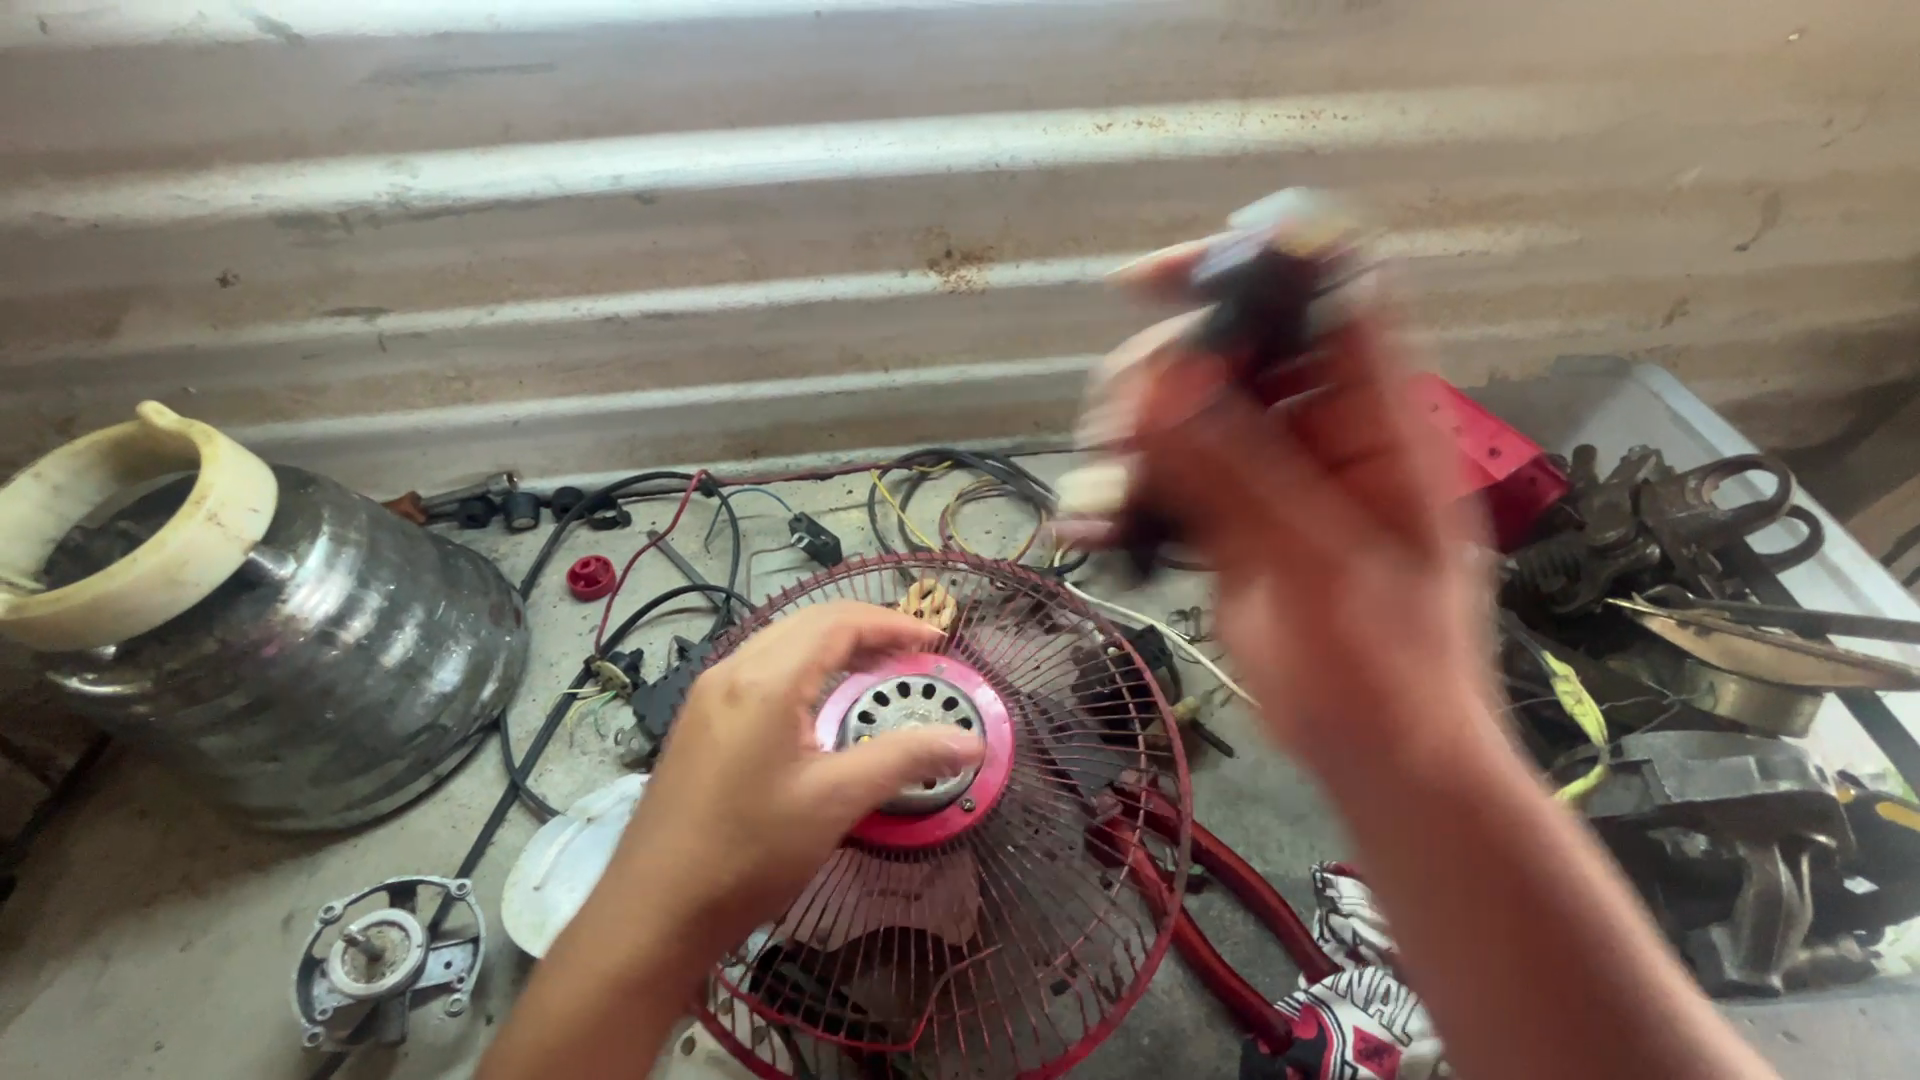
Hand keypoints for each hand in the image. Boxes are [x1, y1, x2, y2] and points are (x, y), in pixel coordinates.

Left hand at [606, 601, 986, 956]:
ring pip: (782, 642)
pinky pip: (761, 667)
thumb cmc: (749, 853)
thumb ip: (905, 760)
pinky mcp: (699, 719)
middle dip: (866, 628)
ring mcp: (708, 694)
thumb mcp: (835, 802)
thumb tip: (971, 743)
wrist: (653, 912)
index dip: (892, 624)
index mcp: (765, 679)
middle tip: (913, 652)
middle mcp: (732, 670)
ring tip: (877, 669)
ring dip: (833, 644)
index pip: (837, 623)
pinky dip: (804, 666)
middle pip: (809, 623)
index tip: (936, 640)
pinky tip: (821, 700)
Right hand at [1067, 221, 1501, 781]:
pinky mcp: (1228, 523)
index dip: (1245, 266)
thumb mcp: (1321, 570)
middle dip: (1155, 379)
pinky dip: (1124, 497)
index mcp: (1377, 423)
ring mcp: (1268, 479)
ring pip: (1182, 417)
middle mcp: (1319, 434)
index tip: (1149, 283)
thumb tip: (1159, 385)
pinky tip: (1093, 526)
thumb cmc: (1387, 674)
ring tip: (1104, 496)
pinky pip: (1164, 483)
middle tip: (1114, 435)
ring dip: (1127, 444)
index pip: (1324, 297)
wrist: (1380, 761)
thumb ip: (1240, 476)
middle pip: (1227, 354)